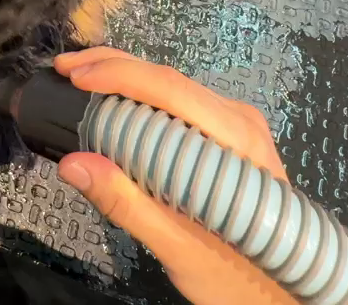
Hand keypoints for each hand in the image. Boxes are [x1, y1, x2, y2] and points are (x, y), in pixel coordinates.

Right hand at [53, 48, 295, 304]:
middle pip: (166, 77)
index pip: (169, 88)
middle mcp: (237, 118)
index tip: (73, 76)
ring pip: (169, 83)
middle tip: (63, 68)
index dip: (118, 74)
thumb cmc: (238, 278)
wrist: (284, 298)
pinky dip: (138, 93)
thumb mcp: (180, 249)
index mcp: (236, 139)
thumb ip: (128, 204)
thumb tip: (71, 164)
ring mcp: (233, 122)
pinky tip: (111, 96)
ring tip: (77, 75)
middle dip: (110, 65)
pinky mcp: (224, 131)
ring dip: (121, 75)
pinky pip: (175, 100)